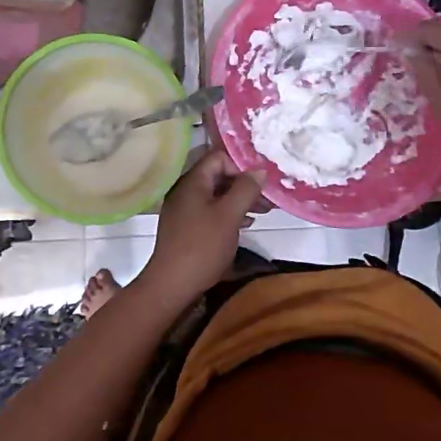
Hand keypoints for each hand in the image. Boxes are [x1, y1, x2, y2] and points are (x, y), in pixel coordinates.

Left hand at [141, 145, 263, 302]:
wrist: (172, 283)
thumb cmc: (202, 246)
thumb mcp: (229, 215)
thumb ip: (245, 190)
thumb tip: (259, 170)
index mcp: (192, 182)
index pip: (218, 158)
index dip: (241, 166)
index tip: (261, 182)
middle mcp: (185, 190)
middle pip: (217, 176)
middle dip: (244, 184)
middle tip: (268, 199)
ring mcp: (183, 209)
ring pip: (215, 195)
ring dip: (239, 200)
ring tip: (263, 211)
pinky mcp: (185, 227)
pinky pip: (210, 211)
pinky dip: (228, 213)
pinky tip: (245, 224)